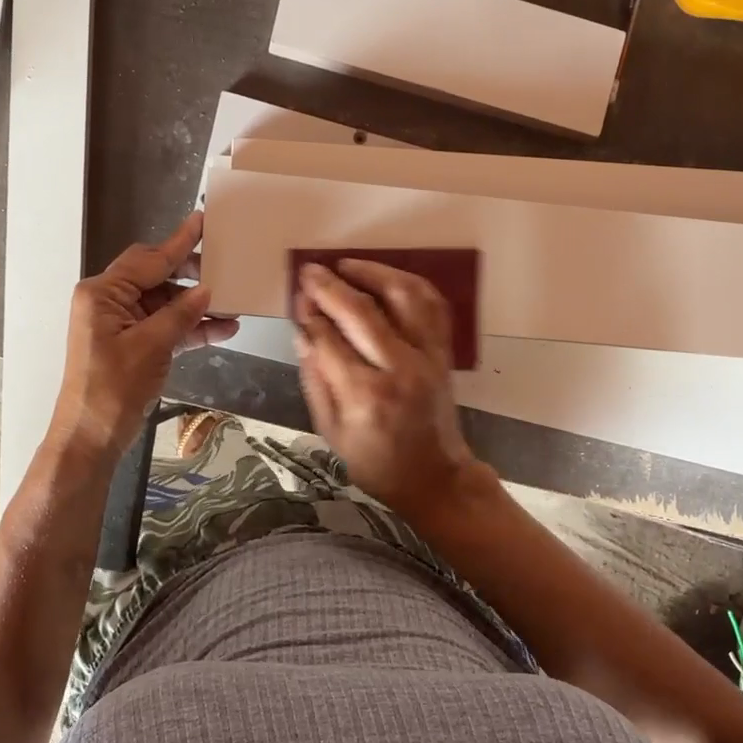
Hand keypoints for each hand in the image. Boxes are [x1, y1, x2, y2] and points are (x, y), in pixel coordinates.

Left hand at [47, 213, 239, 457]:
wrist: (91, 436)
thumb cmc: (112, 389)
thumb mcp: (150, 347)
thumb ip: (180, 315)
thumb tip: (206, 291)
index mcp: (103, 293)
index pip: (147, 260)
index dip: (178, 243)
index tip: (203, 221)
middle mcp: (109, 303)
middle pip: (156, 277)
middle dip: (191, 276)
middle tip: (226, 269)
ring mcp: (121, 326)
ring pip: (165, 304)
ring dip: (196, 308)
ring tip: (233, 305)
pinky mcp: (133, 347)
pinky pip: (165, 328)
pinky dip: (190, 329)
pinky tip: (223, 330)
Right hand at [294, 260, 491, 518]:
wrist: (435, 477)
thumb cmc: (376, 463)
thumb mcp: (331, 431)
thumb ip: (315, 380)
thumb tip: (302, 332)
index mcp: (366, 395)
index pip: (329, 339)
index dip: (309, 314)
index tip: (297, 299)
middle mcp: (400, 368)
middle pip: (362, 310)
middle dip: (330, 287)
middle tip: (310, 271)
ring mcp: (428, 356)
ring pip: (404, 295)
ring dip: (373, 272)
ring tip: (346, 266)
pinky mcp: (444, 351)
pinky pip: (432, 304)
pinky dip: (409, 284)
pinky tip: (385, 278)